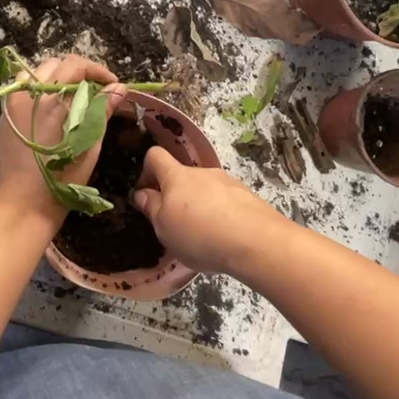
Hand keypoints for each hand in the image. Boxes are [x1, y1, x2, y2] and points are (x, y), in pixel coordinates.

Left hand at [0, 56, 126, 226]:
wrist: (20, 207)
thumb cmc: (59, 182)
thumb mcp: (88, 146)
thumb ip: (101, 112)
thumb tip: (118, 89)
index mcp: (47, 100)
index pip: (74, 65)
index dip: (97, 71)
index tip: (114, 86)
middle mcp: (26, 94)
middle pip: (55, 65)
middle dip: (80, 73)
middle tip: (98, 92)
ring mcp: (11, 104)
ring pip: (38, 75)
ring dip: (60, 80)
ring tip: (77, 100)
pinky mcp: (5, 116)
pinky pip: (26, 91)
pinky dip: (43, 92)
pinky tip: (56, 112)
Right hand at [132, 147, 292, 274]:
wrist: (257, 242)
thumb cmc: (200, 234)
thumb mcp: (164, 228)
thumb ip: (152, 208)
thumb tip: (142, 193)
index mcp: (176, 176)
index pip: (155, 156)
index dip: (146, 171)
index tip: (146, 195)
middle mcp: (202, 173)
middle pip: (183, 176)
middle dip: (177, 197)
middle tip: (177, 226)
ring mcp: (228, 183)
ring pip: (206, 191)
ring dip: (200, 207)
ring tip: (205, 237)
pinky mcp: (248, 197)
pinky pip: (226, 202)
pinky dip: (222, 216)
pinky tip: (226, 239)